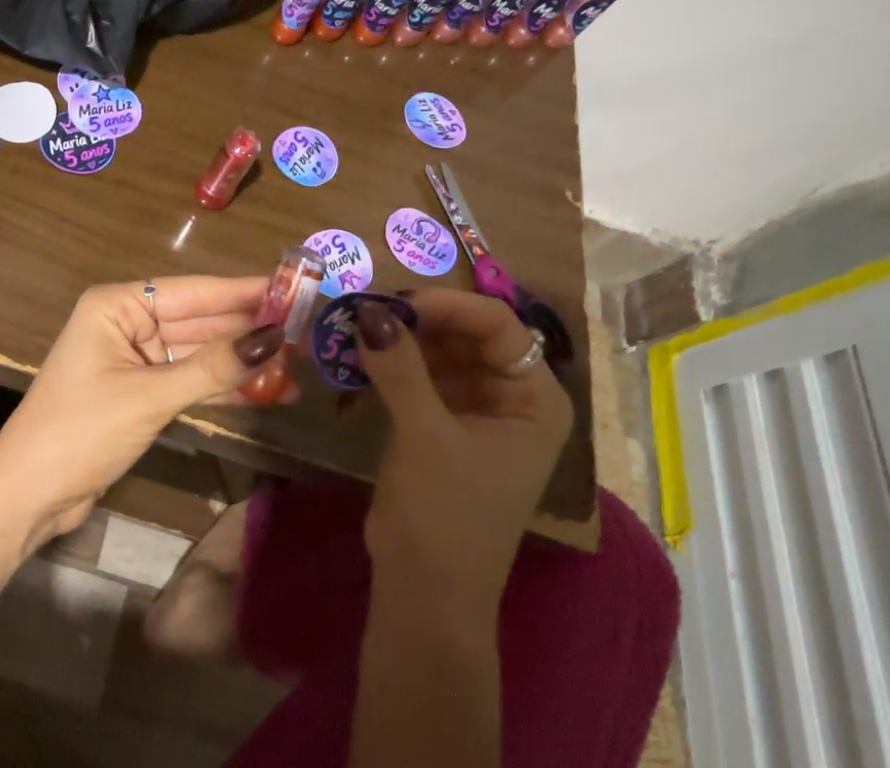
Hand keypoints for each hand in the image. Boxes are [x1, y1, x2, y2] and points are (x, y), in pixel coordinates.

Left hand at [0, 277, 286, 543]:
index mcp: (116, 307)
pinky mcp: (139, 393)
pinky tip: (266, 392)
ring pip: (198, 354)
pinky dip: (222, 388)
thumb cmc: (81, 431)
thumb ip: (213, 368)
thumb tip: (274, 338)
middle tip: (309, 332)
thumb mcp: (150, 396)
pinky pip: (189, 381)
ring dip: (242, 363)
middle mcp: (125, 324)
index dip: (245, 292)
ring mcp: (132, 360)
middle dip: (250, 331)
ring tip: (299, 365)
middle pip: (199, 321)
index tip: (296, 288)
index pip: (193, 291)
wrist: (30, 493)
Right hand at [354, 290, 571, 616]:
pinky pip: (418, 378)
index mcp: (535, 399)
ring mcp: (474, 411)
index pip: (499, 327)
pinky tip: (357, 353)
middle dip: (419, 319)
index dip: (450, 306)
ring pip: (439, 354)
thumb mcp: (425, 436)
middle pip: (468, 335)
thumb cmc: (446, 513)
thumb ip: (400, 368)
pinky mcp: (439, 425)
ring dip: (400, 338)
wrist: (425, 589)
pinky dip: (391, 364)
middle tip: (365, 307)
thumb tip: (367, 310)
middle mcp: (511, 398)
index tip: (395, 300)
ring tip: (354, 324)